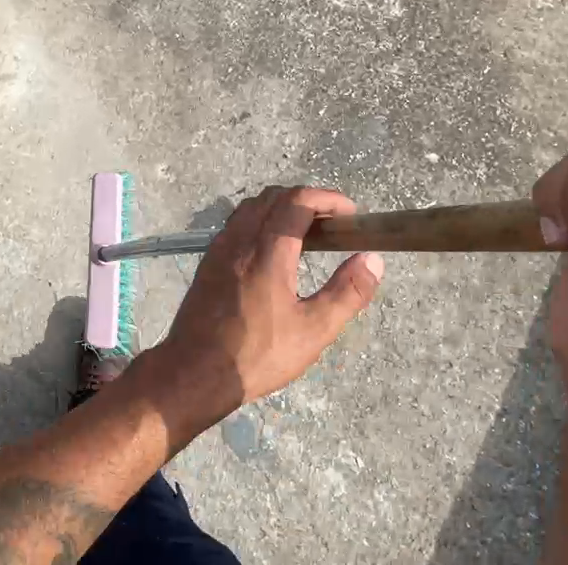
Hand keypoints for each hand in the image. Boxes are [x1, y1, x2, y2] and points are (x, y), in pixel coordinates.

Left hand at [139, 187, 383, 433]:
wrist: (195, 368)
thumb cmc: (259, 353)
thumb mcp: (314, 329)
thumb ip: (347, 292)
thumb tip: (372, 258)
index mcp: (266, 251)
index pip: (295, 201)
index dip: (326, 198)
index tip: (351, 214)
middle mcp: (238, 240)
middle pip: (271, 198)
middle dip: (305, 200)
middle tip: (333, 225)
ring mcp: (218, 249)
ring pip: (249, 209)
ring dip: (279, 209)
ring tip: (308, 236)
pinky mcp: (208, 262)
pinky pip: (235, 225)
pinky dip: (260, 222)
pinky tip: (273, 252)